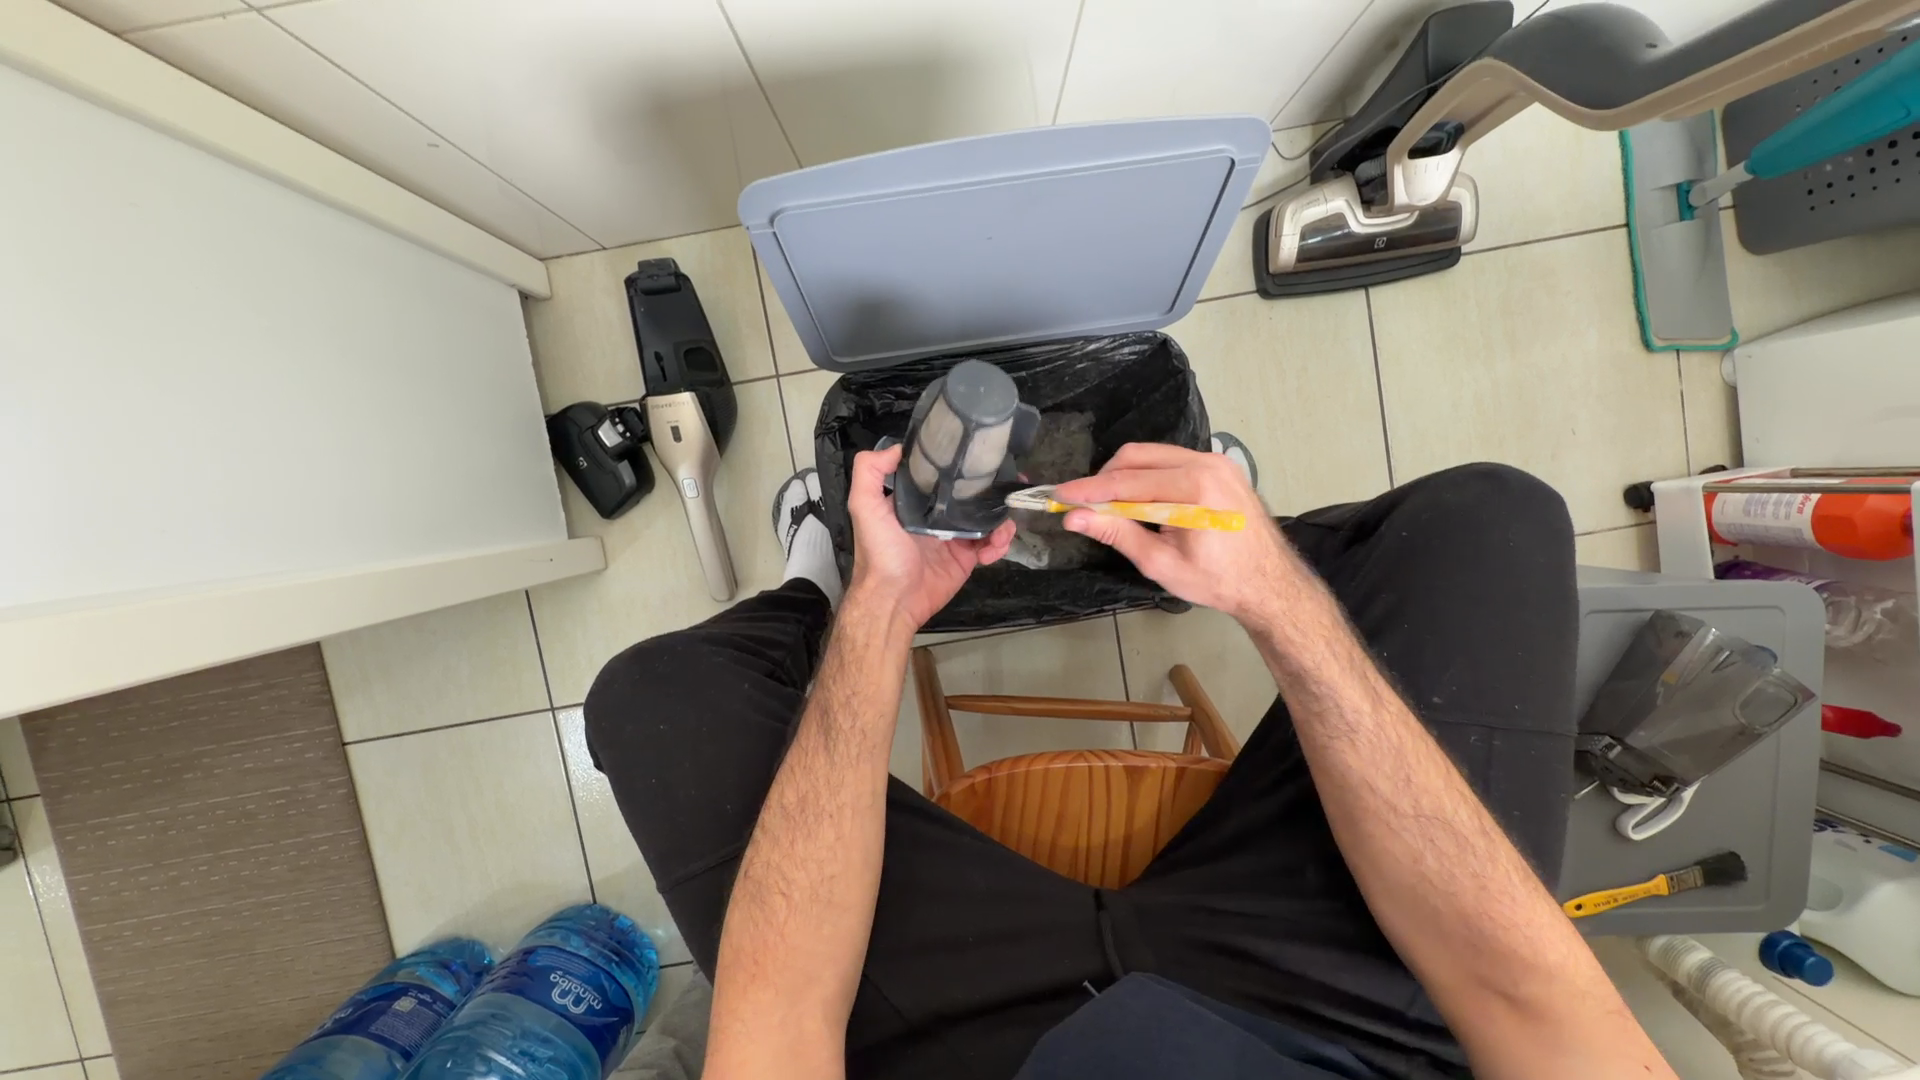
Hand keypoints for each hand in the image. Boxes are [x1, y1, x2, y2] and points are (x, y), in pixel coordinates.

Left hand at [845, 444, 1014, 633]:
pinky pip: (989, 546)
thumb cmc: (879, 552)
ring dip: (1001, 519)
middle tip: (1010, 486)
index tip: (979, 457)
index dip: (959, 467)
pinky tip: (996, 547)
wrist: (893, 599)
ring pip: (986, 520)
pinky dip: (999, 545)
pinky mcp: (965, 559)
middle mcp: (934, 516)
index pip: (940, 477)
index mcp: (913, 502)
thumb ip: (870, 472)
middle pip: (969, 497)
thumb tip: (897, 447)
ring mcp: (953, 537)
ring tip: (1005, 525)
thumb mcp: (864, 506)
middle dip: (991, 491)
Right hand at [1054, 442, 1301, 626]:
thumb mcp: (1160, 562)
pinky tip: (1140, 501)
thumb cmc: (1216, 580)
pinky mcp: (1219, 466)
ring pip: (1151, 455)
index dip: (1088, 490)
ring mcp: (1215, 461)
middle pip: (1136, 457)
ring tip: (1110, 507)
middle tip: (1084, 506)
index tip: (1059, 496)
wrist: (1269, 583)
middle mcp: (1205, 464)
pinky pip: (1170, 460)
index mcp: (1193, 488)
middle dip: (1104, 479)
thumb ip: (1116, 533)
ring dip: (1124, 476)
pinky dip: (1147, 476)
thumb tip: (1074, 518)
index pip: (1126, 482)